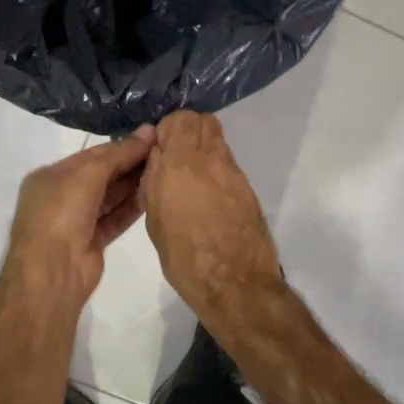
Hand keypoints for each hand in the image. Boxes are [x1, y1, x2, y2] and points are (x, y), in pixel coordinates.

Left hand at [0, 125, 155, 314]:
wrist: (52, 270)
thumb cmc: (61, 212)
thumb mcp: (87, 173)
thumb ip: (119, 153)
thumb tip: (148, 132)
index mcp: (51, 175)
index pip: (92, 154)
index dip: (122, 144)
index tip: (152, 135)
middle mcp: (62, 196)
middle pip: (102, 174)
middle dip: (130, 163)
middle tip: (164, 151)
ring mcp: (76, 221)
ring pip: (110, 197)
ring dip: (134, 184)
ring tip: (164, 169)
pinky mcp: (92, 242)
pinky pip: (115, 218)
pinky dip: (132, 207)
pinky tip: (154, 194)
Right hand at [141, 111, 284, 318]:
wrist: (236, 284)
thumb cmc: (186, 258)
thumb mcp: (156, 222)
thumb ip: (155, 182)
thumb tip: (158, 158)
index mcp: (183, 165)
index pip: (181, 119)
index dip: (167, 129)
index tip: (159, 150)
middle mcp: (212, 161)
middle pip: (204, 122)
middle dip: (186, 132)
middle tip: (173, 158)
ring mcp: (235, 174)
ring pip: (218, 143)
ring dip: (202, 151)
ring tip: (188, 182)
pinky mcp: (248, 191)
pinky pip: (227, 167)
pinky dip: (215, 171)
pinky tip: (206, 199)